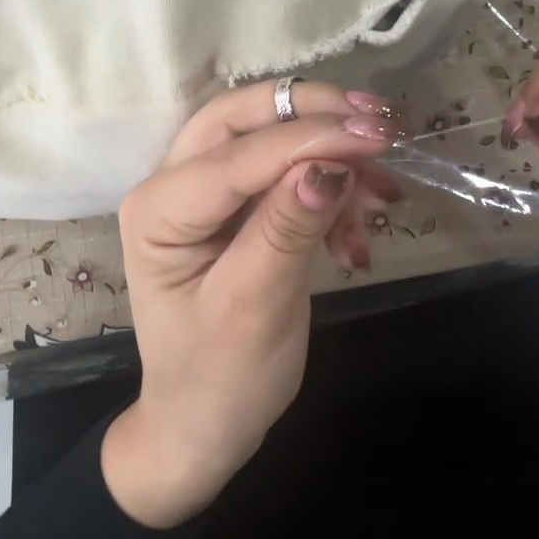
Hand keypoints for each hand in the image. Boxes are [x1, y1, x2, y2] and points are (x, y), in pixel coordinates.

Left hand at [102, 82, 406, 527]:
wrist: (205, 425)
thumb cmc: (218, 377)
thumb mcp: (255, 310)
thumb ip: (287, 231)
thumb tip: (331, 163)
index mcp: (158, 209)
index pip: (236, 155)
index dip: (308, 138)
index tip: (380, 136)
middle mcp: (171, 186)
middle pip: (240, 118)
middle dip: (310, 113)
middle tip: (380, 125)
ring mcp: (202, 192)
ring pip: (265, 137)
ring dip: (328, 155)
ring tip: (381, 198)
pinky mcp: (235, 207)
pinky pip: (283, 172)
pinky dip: (327, 188)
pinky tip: (358, 234)